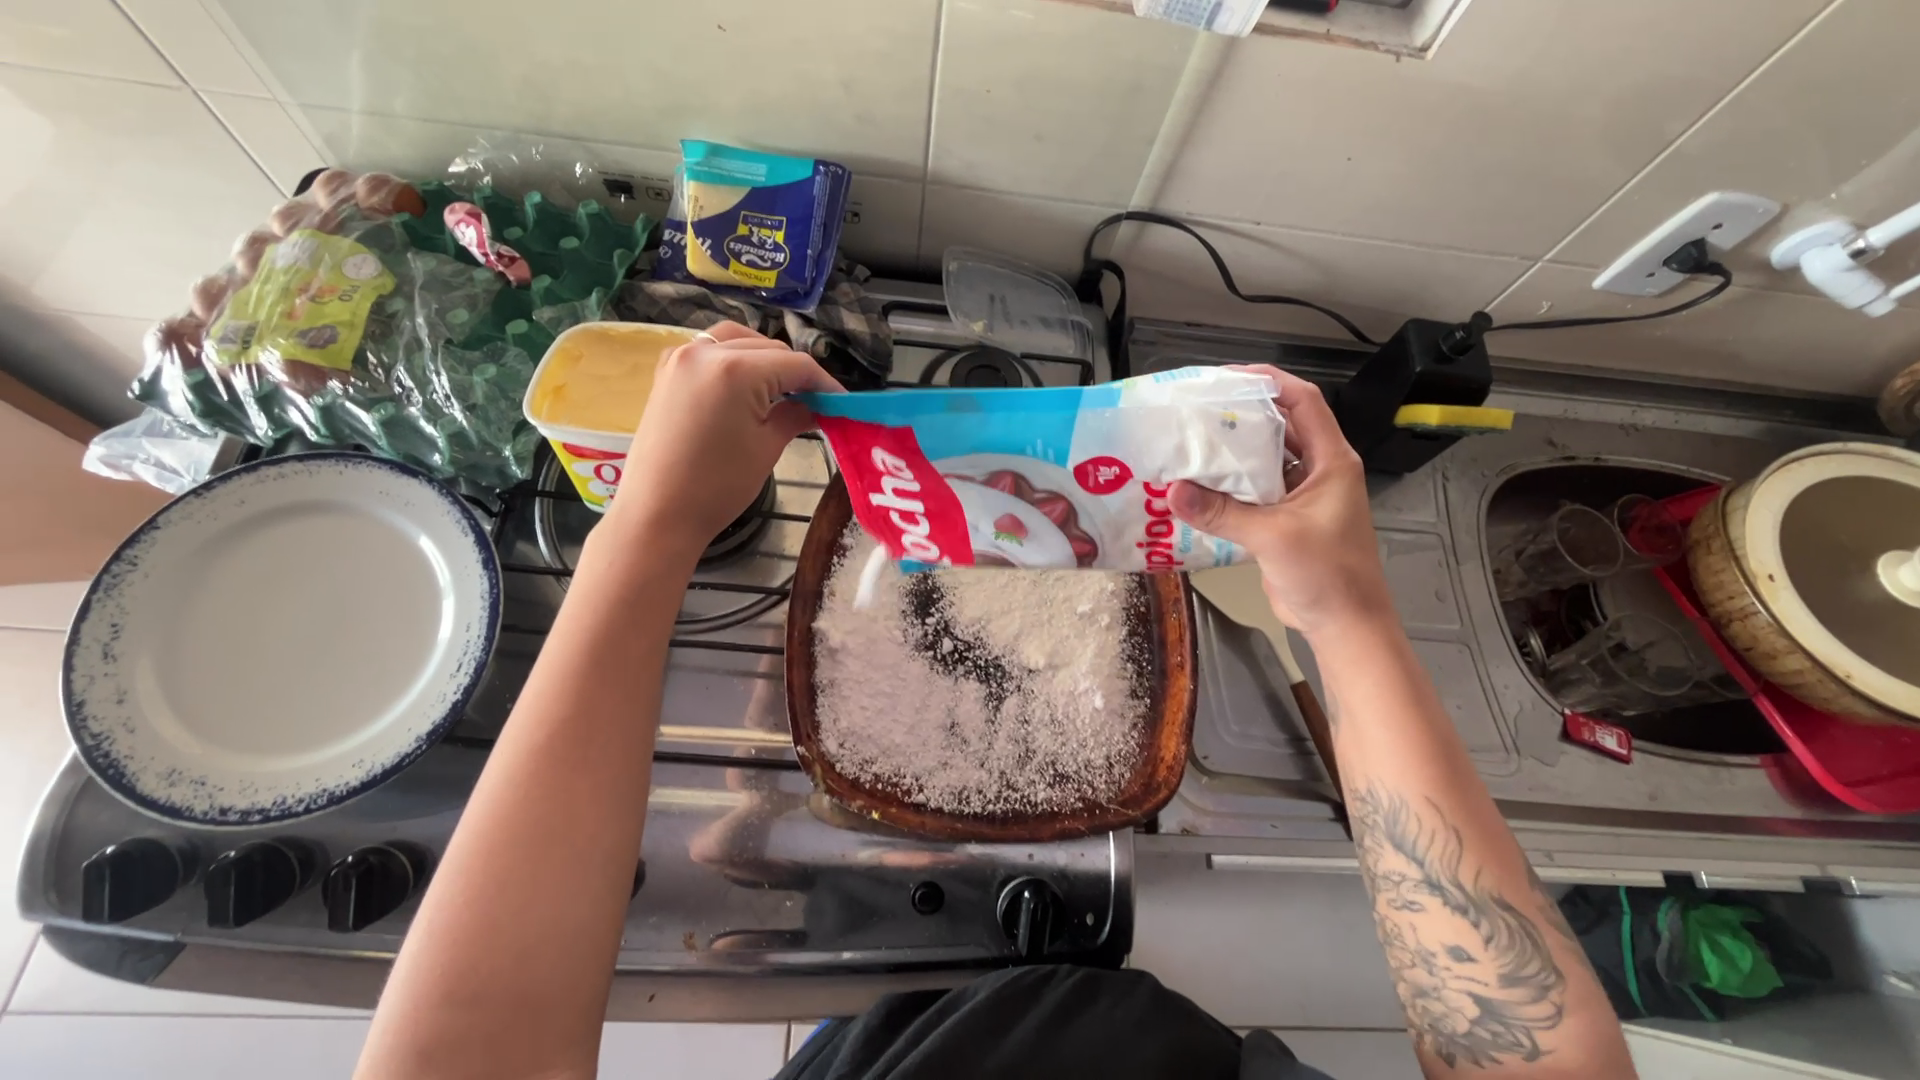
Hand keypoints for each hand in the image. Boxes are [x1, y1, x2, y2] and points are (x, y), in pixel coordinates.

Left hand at [598, 321, 841, 568]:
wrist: (657, 513)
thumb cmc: (717, 486)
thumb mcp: (766, 448)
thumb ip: (796, 416)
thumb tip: (817, 407)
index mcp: (736, 370)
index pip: (796, 365)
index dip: (824, 383)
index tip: (842, 403)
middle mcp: (706, 351)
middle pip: (769, 348)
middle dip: (795, 372)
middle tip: (815, 402)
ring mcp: (681, 357)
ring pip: (737, 340)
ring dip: (764, 357)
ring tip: (780, 389)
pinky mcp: (666, 371)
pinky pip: (709, 349)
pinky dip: (733, 357)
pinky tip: (744, 384)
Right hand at [1169, 365, 1393, 638]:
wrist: (1343, 624)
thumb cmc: (1326, 573)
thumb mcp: (1272, 536)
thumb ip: (1221, 512)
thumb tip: (1172, 490)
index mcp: (1331, 462)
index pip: (1303, 402)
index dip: (1269, 381)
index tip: (1227, 376)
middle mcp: (1318, 472)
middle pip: (1280, 427)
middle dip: (1242, 414)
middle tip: (1198, 409)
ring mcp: (1301, 497)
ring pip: (1265, 460)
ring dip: (1233, 452)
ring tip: (1191, 442)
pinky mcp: (1284, 520)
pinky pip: (1254, 492)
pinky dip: (1229, 486)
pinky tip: (1197, 486)